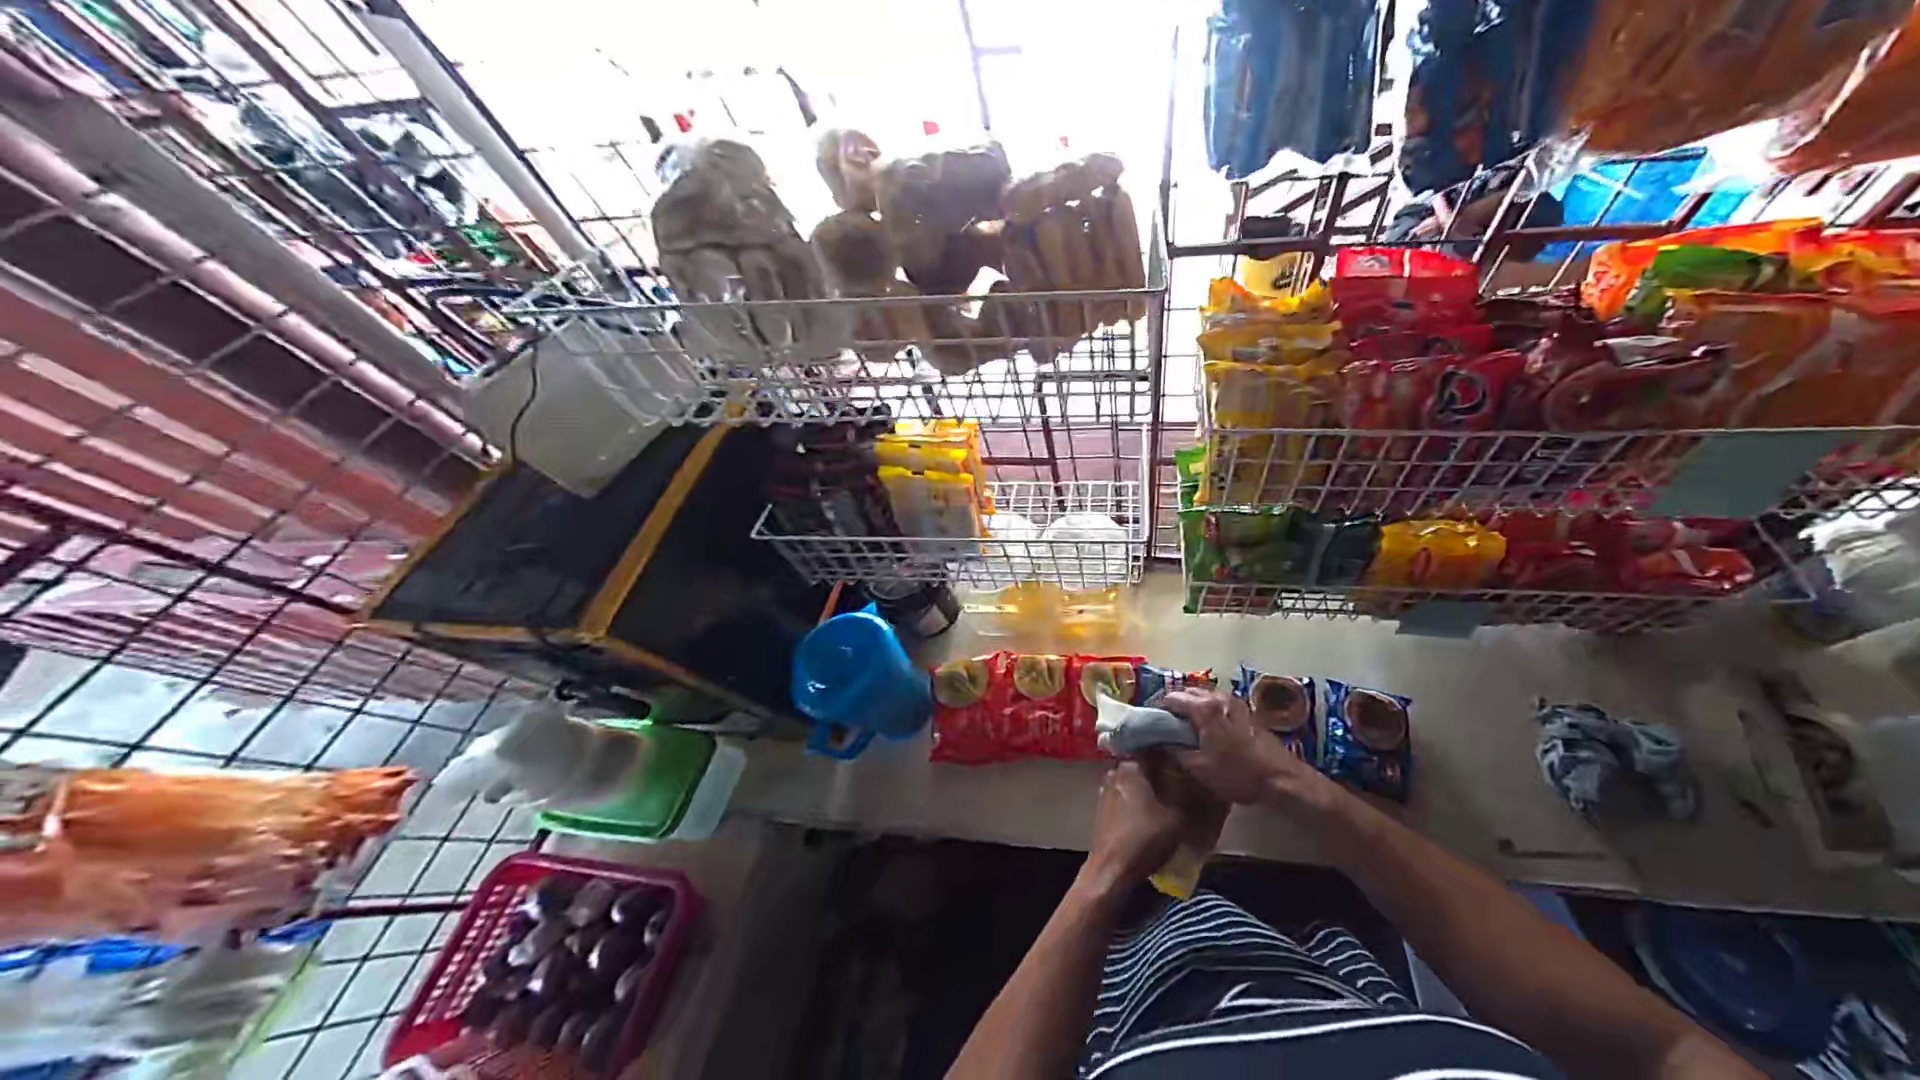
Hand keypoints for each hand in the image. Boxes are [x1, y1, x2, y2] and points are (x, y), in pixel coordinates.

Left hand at [1082, 757, 1186, 892]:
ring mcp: (1107, 787)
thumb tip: (1197, 776)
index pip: (1155, 748)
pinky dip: (1140, 796)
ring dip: (1151, 784)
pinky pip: (1127, 792)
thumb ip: (1187, 792)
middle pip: (1144, 763)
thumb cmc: (1144, 839)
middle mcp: (1115, 770)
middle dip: (1163, 769)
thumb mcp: (1177, 816)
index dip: (1174, 752)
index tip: (1191, 757)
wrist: (1111, 869)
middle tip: (1185, 777)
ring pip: (1135, 778)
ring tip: (1173, 793)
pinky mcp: (1104, 804)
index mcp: (1131, 765)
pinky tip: (1153, 807)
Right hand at [1161, 687, 1329, 807]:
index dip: (1158, 709)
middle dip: (1175, 705)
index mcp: (1204, 708)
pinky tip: (1208, 727)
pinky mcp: (1247, 711)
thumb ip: (1174, 750)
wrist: (1281, 780)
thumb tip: (1159, 740)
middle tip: (1167, 724)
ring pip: (1205, 695)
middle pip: (1188, 692)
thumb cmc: (1237, 774)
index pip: (1171, 698)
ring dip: (1193, 706)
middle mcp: (1219, 698)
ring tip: (1186, 725)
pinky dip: (1209, 709)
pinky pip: (1219, 703)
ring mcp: (1236, 702)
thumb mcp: (1198, 767)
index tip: (1152, 722)